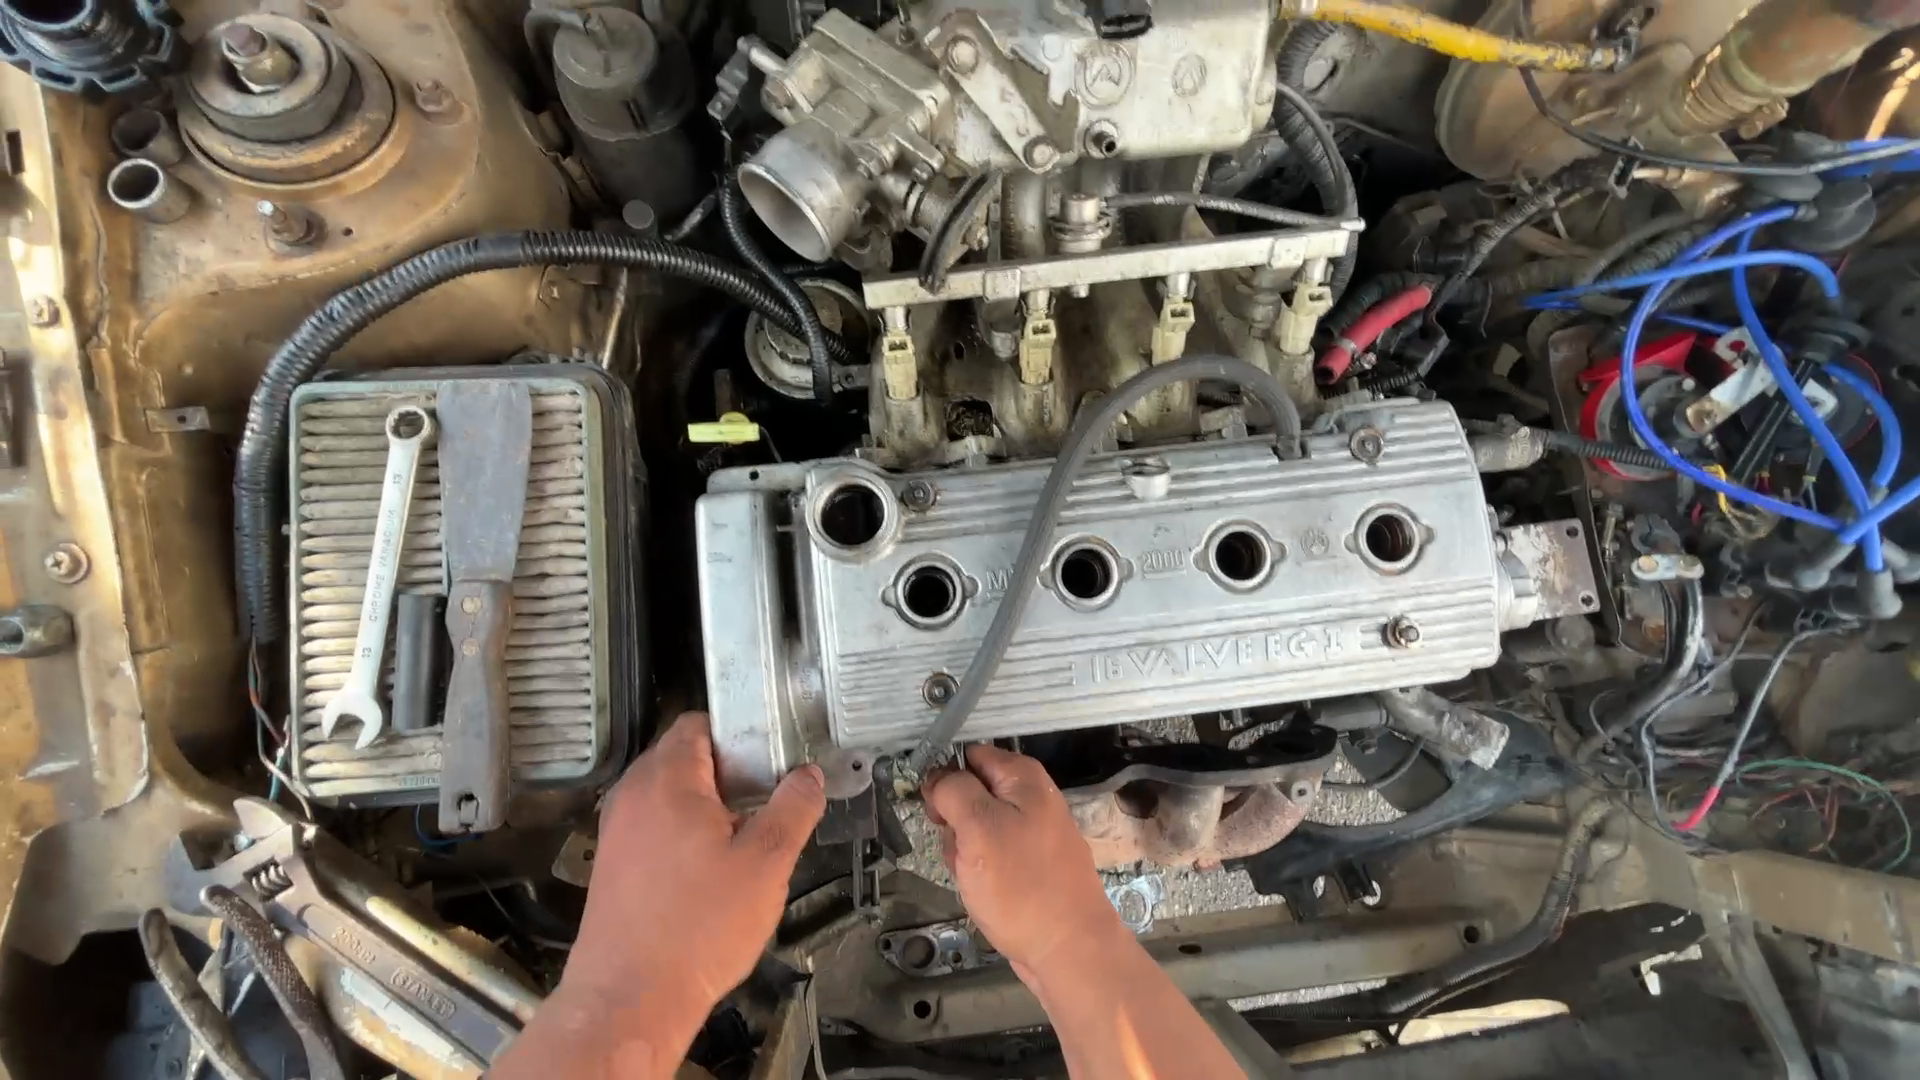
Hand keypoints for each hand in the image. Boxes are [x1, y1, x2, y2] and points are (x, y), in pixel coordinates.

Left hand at [562, 712, 825, 1014]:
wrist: (629, 1003)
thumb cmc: (698, 927)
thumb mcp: (767, 861)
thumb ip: (794, 807)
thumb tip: (809, 776)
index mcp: (667, 780)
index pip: (698, 723)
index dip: (738, 731)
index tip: (769, 754)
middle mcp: (632, 795)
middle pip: (684, 754)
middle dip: (727, 767)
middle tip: (765, 794)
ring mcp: (617, 830)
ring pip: (669, 791)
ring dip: (707, 799)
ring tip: (744, 832)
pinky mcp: (612, 863)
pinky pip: (653, 822)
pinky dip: (683, 827)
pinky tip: (711, 865)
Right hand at [922, 745, 1128, 976]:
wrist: (1069, 950)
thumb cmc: (1022, 885)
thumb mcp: (978, 827)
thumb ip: (953, 790)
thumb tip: (938, 776)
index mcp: (1022, 776)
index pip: (968, 756)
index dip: (945, 778)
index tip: (933, 809)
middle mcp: (1030, 796)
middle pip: (970, 792)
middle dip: (954, 821)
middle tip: (960, 849)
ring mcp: (1031, 830)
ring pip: (976, 827)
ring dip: (963, 850)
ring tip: (974, 876)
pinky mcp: (1030, 862)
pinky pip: (991, 854)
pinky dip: (979, 869)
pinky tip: (983, 890)